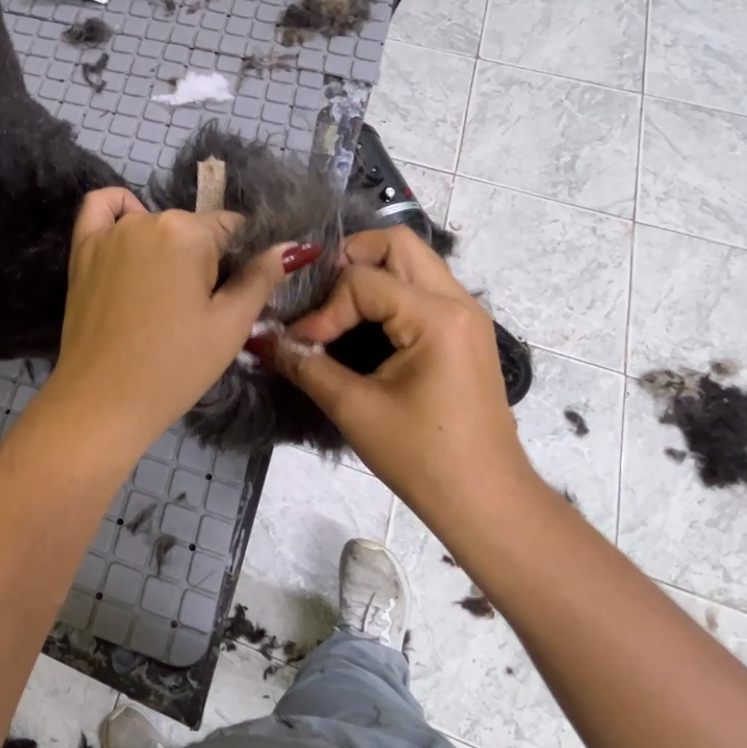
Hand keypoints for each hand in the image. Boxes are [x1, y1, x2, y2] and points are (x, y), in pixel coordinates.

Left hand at [39, 187, 295, 442]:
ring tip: (164, 295)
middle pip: (192, 229)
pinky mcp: (81, 249)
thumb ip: (262, 278)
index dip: (240, 260)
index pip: (232, 228)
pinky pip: (100, 208)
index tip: (231, 296)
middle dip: (203, 259)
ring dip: (166, 248)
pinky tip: (129, 230)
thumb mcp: (230, 325)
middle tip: (197, 309)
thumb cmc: (174, 367)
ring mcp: (109, 233)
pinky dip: (119, 209)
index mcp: (188, 233)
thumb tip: (294, 247)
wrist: (102, 400)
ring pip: (153, 224)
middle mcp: (147, 220)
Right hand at [260, 226, 534, 516]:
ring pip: (411, 263)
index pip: (362, 281)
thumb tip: (261, 339)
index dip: (323, 308)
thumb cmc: (421, 457)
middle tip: (315, 296)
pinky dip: (386, 294)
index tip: (299, 343)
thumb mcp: (353, 408)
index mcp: (436, 317)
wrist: (486, 502)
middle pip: (396, 245)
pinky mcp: (463, 333)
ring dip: (368, 275)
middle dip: (347, 261)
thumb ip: (304, 364)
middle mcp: (458, 302)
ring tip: (331, 310)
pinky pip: (420, 289)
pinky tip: (359, 327)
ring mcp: (466, 316)